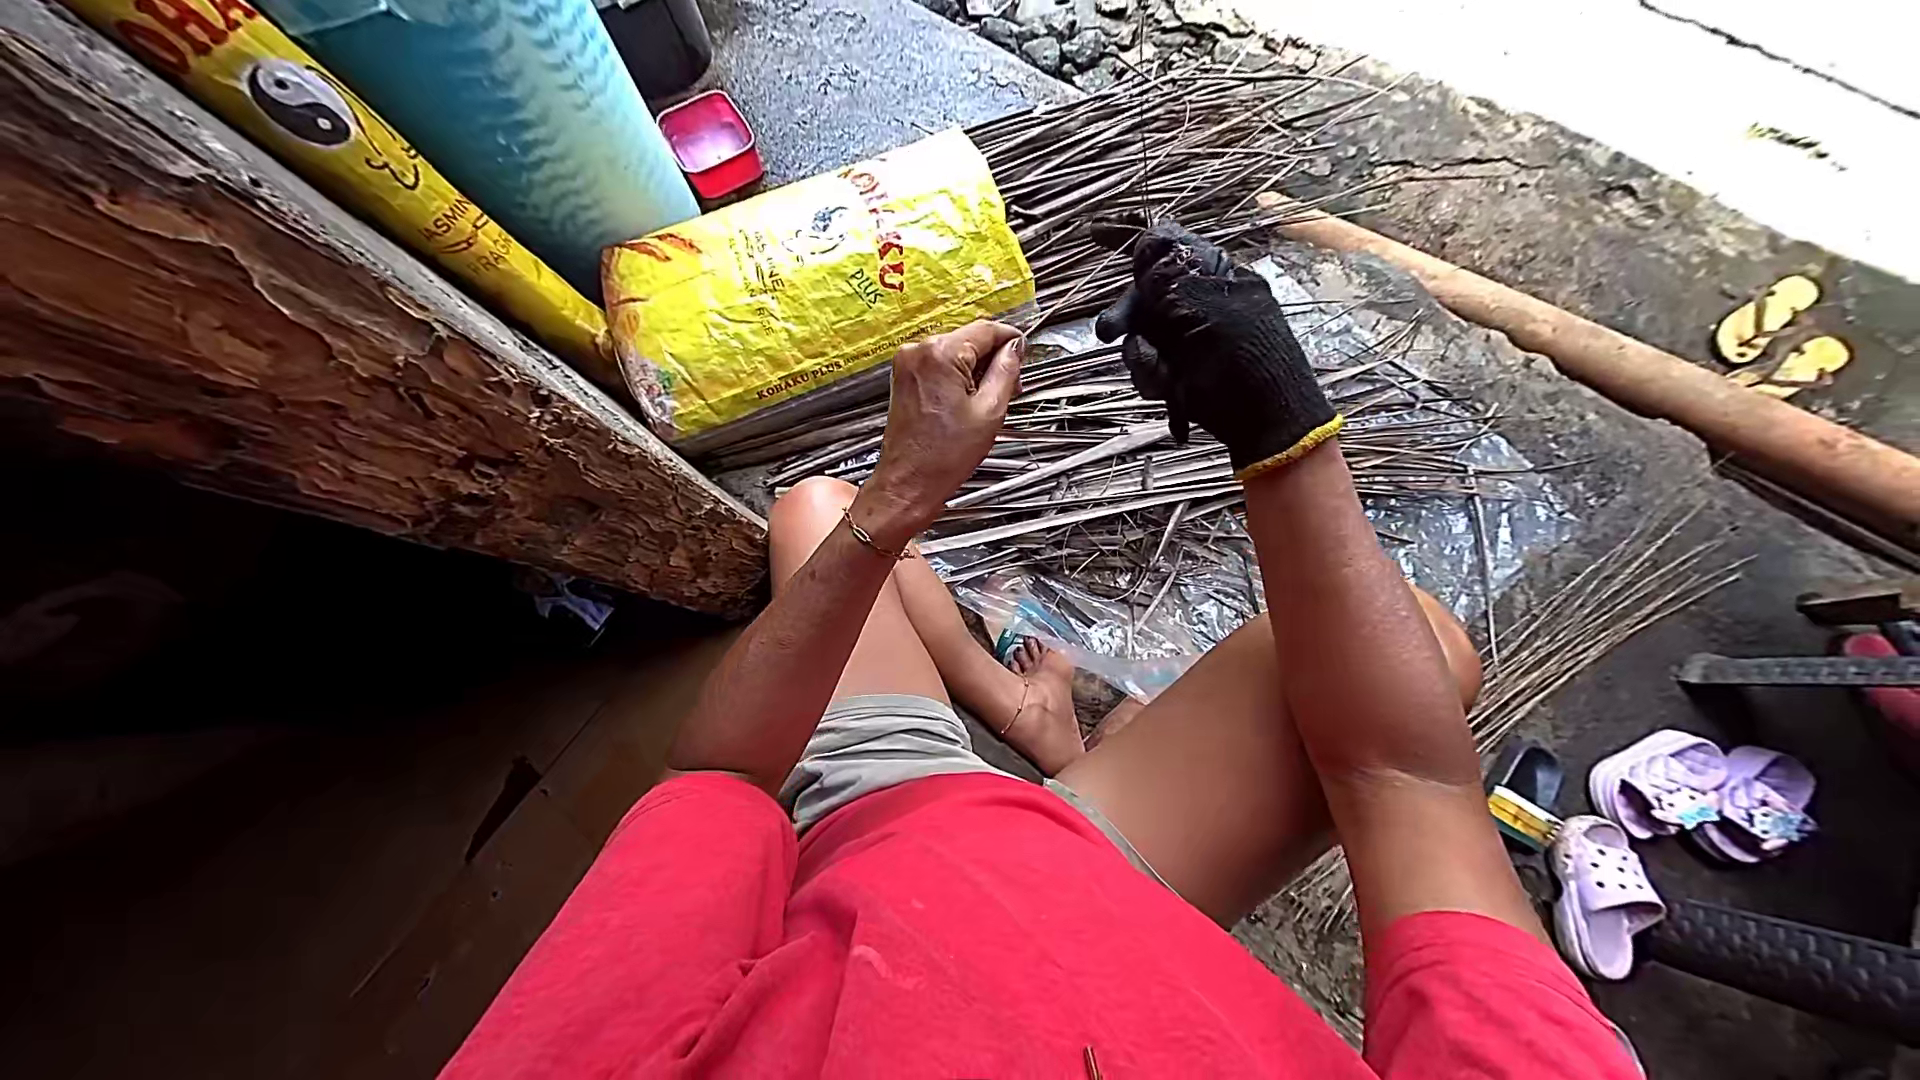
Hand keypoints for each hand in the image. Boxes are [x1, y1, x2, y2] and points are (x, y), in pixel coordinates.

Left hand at [852, 320, 1024, 549]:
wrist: (908, 482)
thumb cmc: (941, 458)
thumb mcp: (990, 411)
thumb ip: (1007, 371)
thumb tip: (1015, 348)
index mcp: (940, 354)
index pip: (987, 329)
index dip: (1011, 340)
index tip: (1023, 351)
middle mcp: (918, 352)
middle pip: (970, 339)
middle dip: (992, 360)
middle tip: (1009, 388)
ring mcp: (907, 364)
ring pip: (955, 352)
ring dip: (975, 370)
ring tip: (985, 403)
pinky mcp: (904, 377)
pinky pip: (939, 365)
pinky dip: (956, 378)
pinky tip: (965, 404)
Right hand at [1094, 222, 1340, 477]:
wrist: (1266, 425)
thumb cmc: (1246, 364)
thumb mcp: (1207, 314)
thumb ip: (1171, 278)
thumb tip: (1147, 237)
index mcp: (1215, 278)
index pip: (1170, 247)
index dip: (1134, 240)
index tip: (1096, 233)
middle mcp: (1198, 305)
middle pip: (1145, 297)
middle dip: (1127, 317)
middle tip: (1107, 333)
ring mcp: (1188, 340)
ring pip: (1141, 338)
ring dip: (1143, 360)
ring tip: (1161, 378)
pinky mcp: (1180, 372)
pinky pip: (1149, 368)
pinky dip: (1153, 380)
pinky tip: (1169, 392)